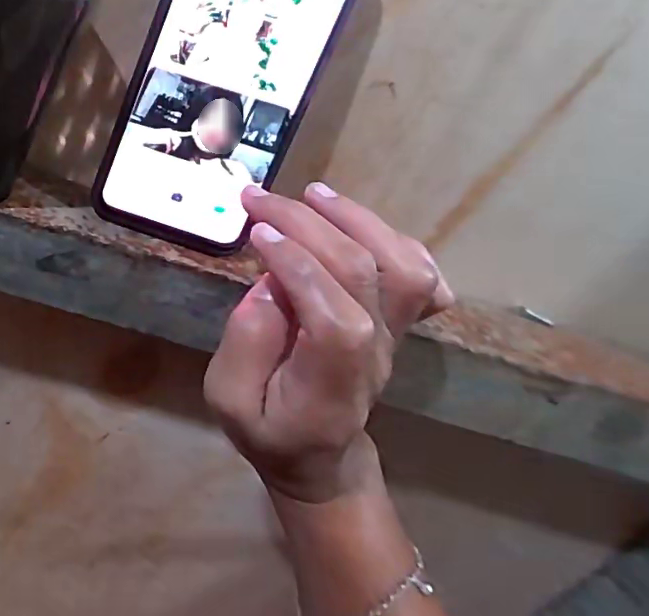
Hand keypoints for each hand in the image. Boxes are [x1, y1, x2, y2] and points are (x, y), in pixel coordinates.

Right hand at [204, 183, 453, 503]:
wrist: (320, 454)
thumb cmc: (269, 428)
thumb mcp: (229, 401)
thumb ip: (244, 346)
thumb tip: (269, 283)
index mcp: (331, 387)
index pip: (338, 320)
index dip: (300, 266)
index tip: (256, 231)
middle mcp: (373, 356)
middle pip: (363, 276)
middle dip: (307, 224)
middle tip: (257, 197)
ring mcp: (394, 335)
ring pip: (403, 268)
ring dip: (357, 220)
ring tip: (311, 194)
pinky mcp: (398, 320)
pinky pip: (419, 274)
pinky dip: (391, 238)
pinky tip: (350, 222)